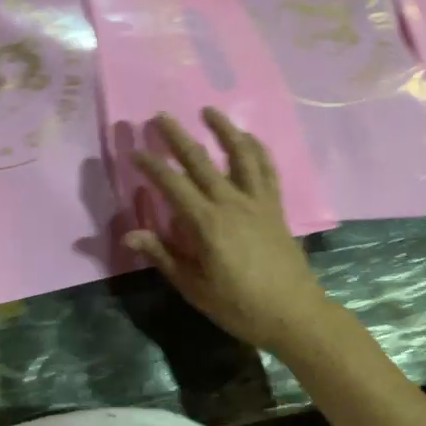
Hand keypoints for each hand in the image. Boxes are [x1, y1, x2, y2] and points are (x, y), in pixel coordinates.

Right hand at [124, 108, 336, 355]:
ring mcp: (257, 202)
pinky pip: (267, 170)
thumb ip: (162, 256)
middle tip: (161, 116)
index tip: (135, 151)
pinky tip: (248, 138)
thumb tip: (130, 233)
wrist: (294, 315)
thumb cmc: (240, 307)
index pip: (172, 185)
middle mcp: (231, 203)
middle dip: (178, 137)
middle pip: (201, 161)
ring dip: (224, 130)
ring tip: (208, 110)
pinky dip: (258, 150)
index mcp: (207, 223)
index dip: (152, 166)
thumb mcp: (194, 288)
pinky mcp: (275, 207)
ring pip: (240, 155)